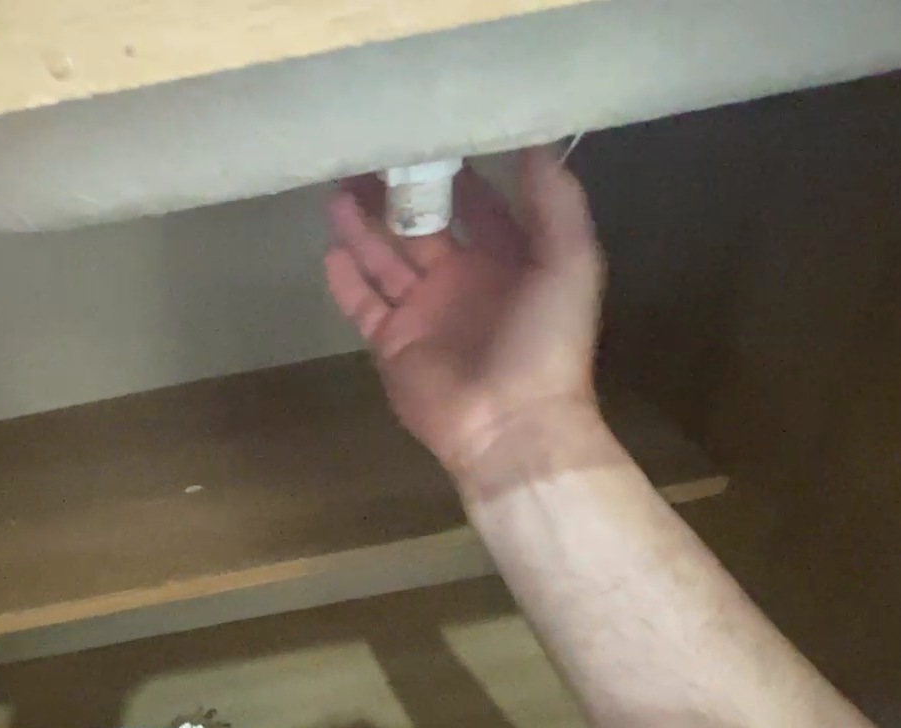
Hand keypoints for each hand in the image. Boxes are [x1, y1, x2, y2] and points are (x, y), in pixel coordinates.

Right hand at [323, 147, 606, 486]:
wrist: (510, 423)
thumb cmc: (545, 342)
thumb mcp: (570, 263)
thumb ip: (555, 202)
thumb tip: (535, 140)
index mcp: (505, 258)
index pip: (475, 204)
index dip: (453, 171)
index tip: (427, 130)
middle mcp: (459, 279)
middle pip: (419, 227)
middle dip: (394, 194)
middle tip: (365, 155)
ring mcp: (421, 313)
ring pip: (384, 260)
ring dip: (362, 228)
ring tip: (336, 190)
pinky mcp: (391, 343)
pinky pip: (363, 306)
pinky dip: (346, 281)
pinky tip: (330, 249)